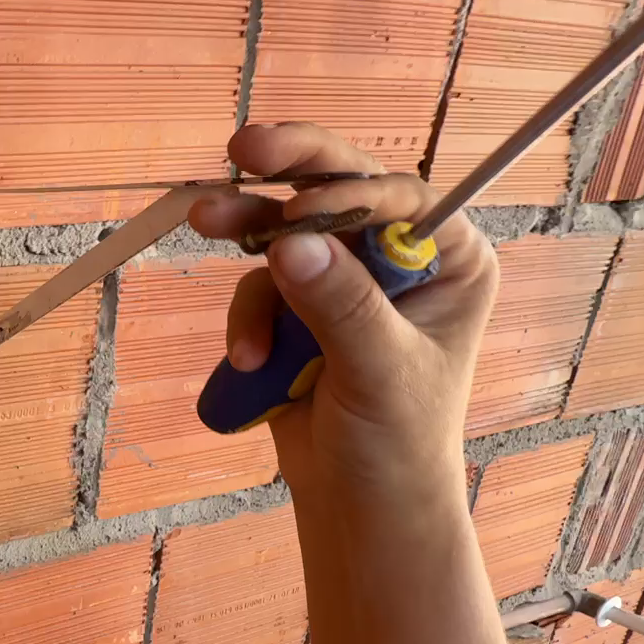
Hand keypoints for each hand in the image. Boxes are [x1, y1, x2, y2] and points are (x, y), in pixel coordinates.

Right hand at [188, 123, 498, 505]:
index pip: (398, 201)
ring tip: (200, 218)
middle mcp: (390, 264)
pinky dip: (243, 323)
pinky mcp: (290, 317)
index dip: (345, 192)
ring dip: (245, 236)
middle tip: (243, 146)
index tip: (296, 207)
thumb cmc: (395, 441)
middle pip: (336, 197)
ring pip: (282, 240)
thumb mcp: (378, 371)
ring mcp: (335, 289)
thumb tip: (290, 243)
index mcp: (443, 263)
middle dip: (287, 175)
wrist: (354, 498)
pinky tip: (248, 363)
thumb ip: (339, 306)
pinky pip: (255, 294)